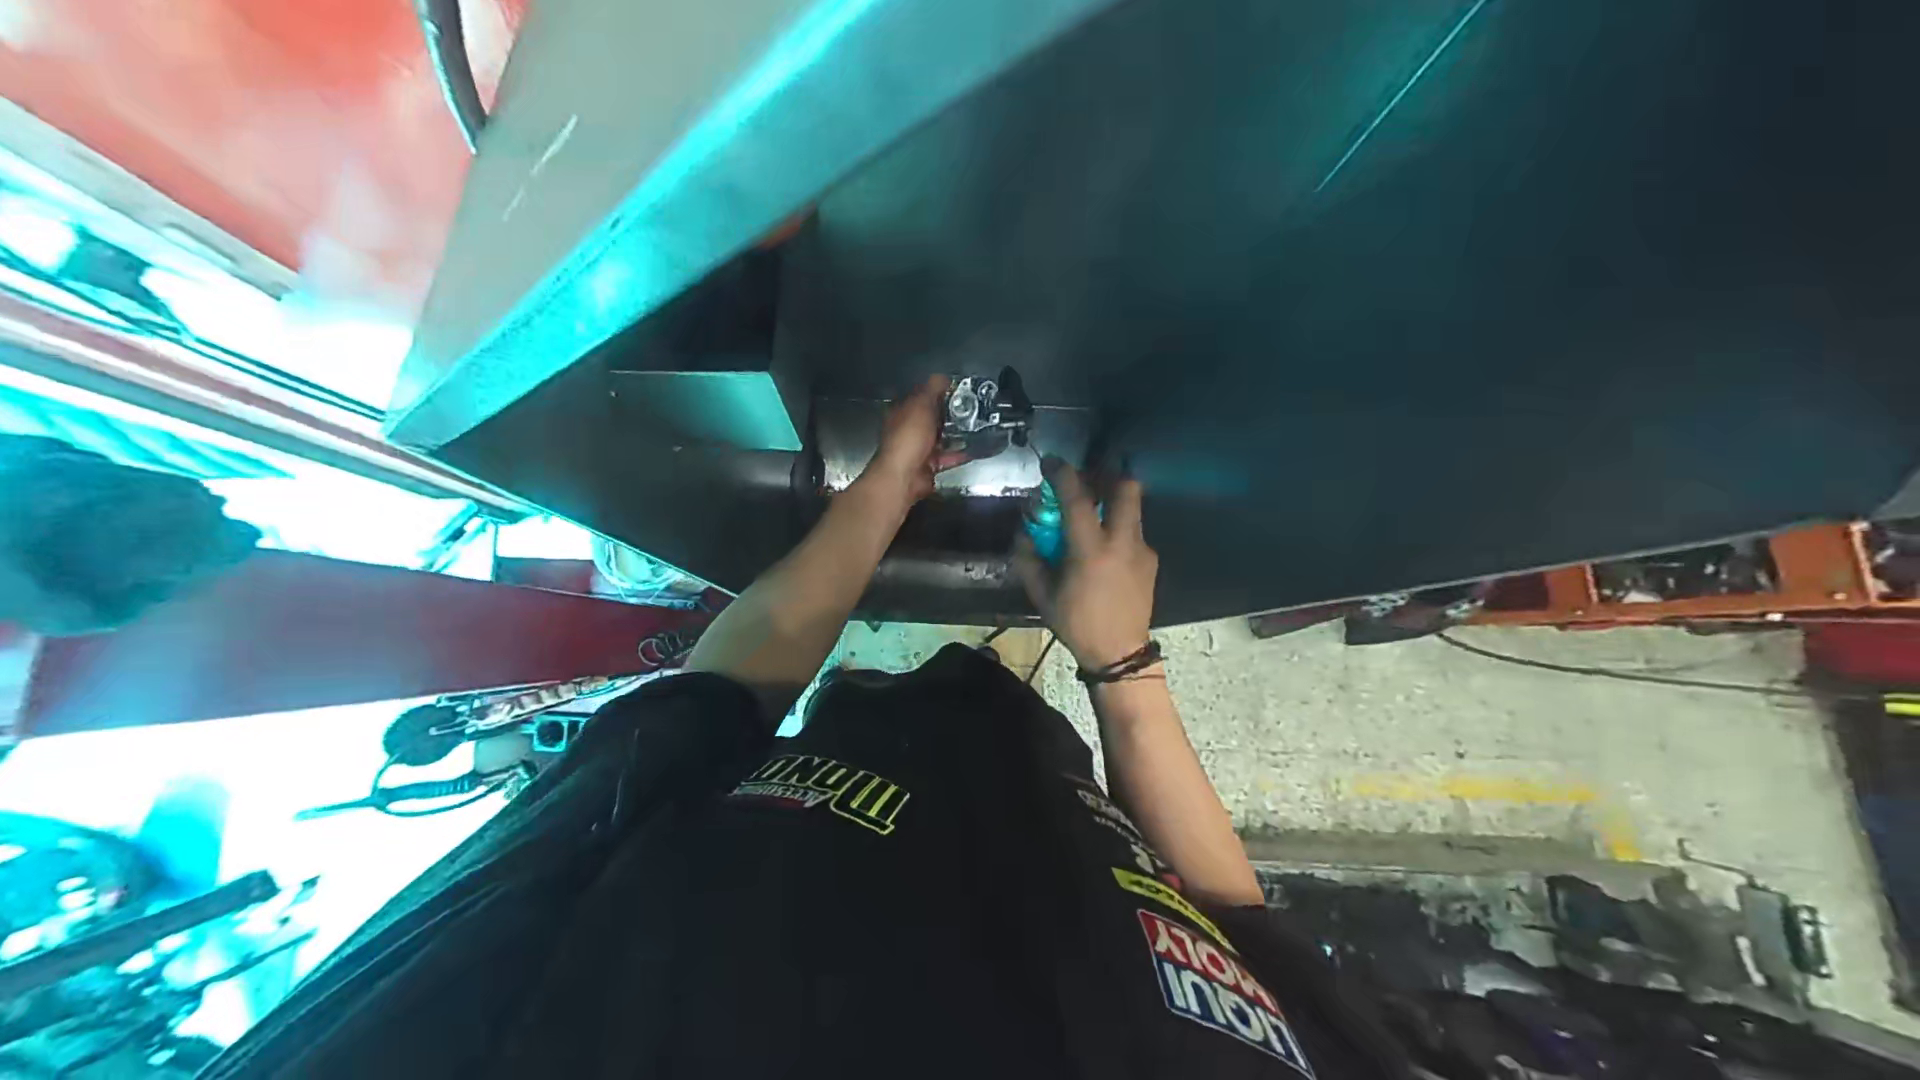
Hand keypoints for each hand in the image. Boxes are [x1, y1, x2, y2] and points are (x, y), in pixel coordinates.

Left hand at [857, 375, 968, 503]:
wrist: (904, 476)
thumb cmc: (909, 437)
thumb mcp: (921, 404)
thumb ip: (933, 389)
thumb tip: (943, 377)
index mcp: (902, 411)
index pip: (920, 396)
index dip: (937, 391)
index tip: (957, 389)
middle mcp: (908, 430)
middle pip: (931, 418)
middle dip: (949, 413)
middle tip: (972, 408)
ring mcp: (918, 449)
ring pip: (940, 438)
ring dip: (956, 434)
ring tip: (977, 427)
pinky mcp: (929, 466)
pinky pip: (947, 457)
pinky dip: (960, 453)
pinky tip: (974, 448)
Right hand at [1013, 459, 1157, 669]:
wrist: (1119, 653)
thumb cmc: (1076, 623)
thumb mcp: (1042, 594)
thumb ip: (1028, 557)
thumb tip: (1024, 531)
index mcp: (1091, 550)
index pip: (1078, 498)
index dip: (1062, 473)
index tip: (1051, 462)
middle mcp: (1122, 542)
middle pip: (1127, 487)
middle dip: (1107, 473)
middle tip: (1087, 478)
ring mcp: (1142, 550)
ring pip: (1133, 507)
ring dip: (1112, 500)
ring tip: (1093, 514)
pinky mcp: (1151, 561)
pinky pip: (1134, 531)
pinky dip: (1118, 527)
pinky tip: (1105, 548)